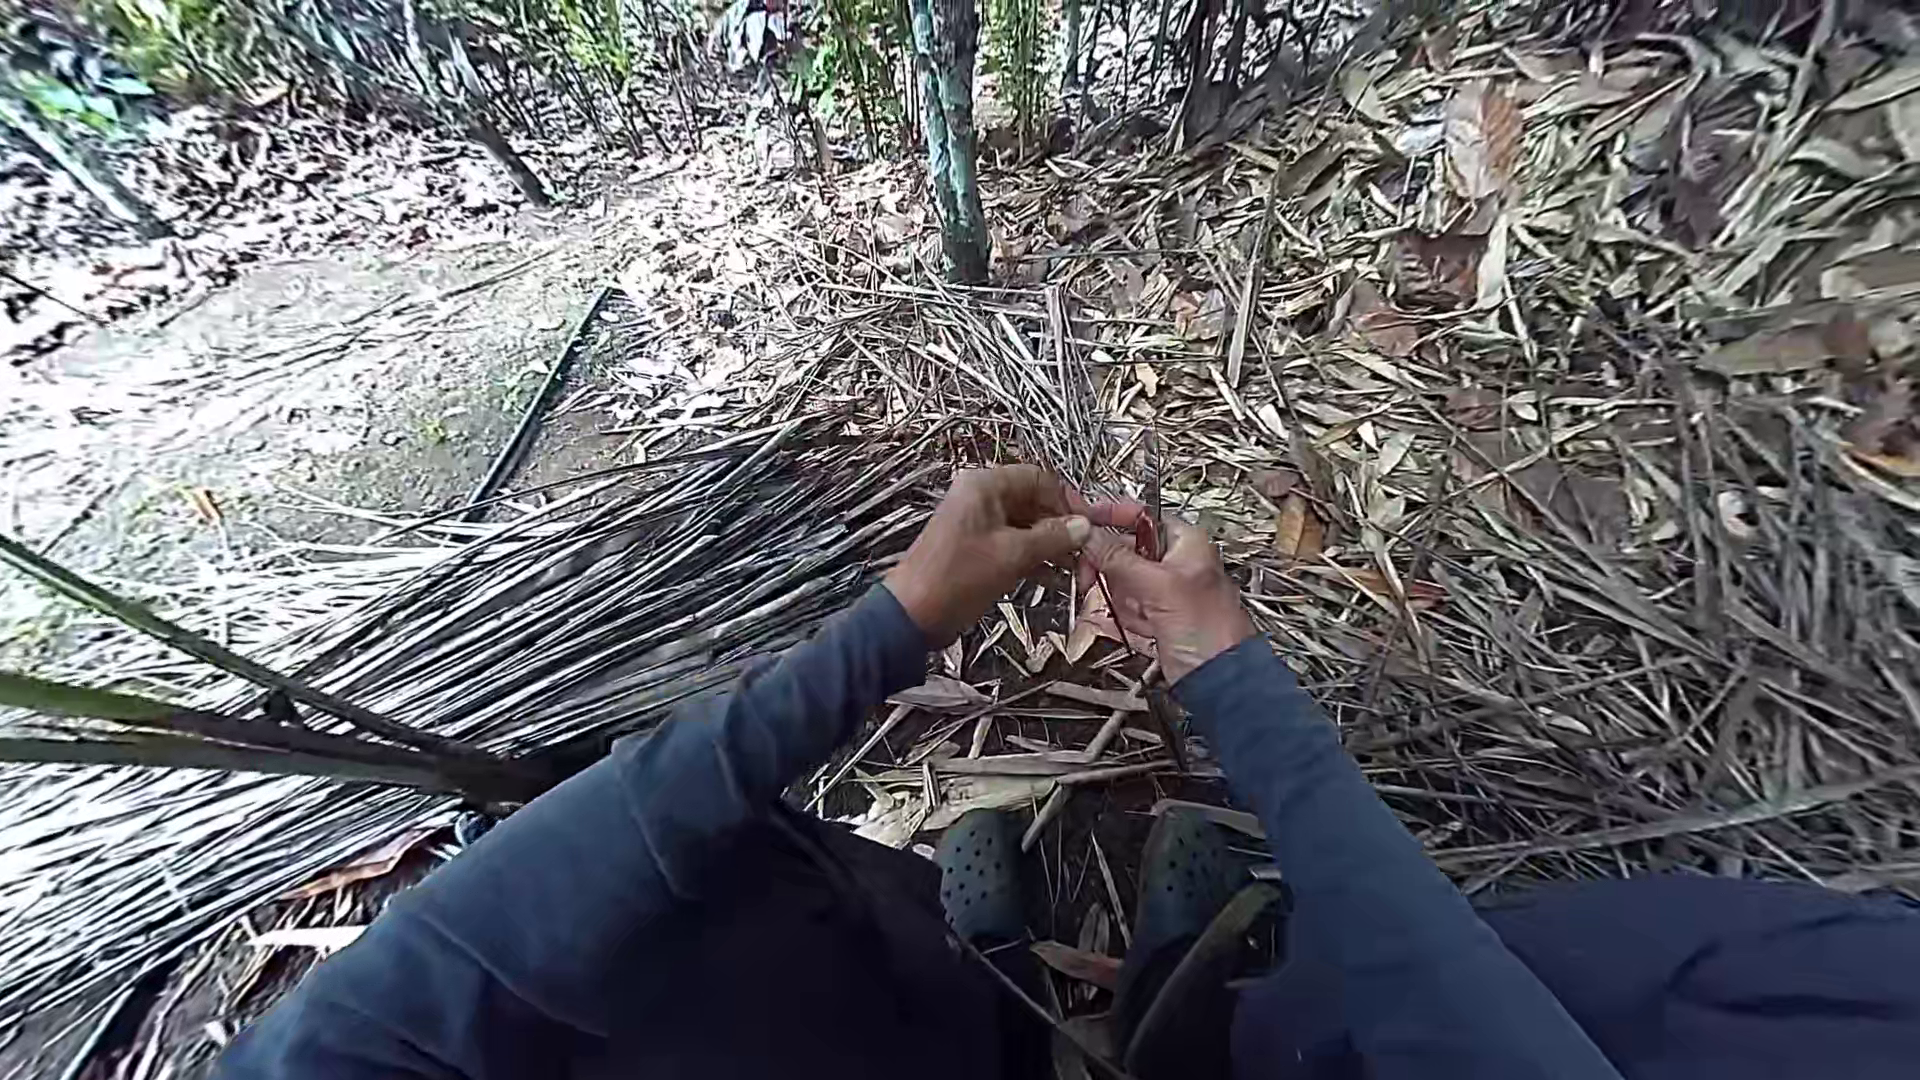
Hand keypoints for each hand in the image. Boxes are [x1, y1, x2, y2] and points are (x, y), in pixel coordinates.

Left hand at [885, 466, 1092, 646]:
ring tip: (1073, 566)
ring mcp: (976, 522)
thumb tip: (1084, 526)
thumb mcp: (1014, 554)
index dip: (1065, 499)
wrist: (915, 614)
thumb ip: (1053, 536)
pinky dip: (1031, 556)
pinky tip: (1052, 576)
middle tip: (1083, 550)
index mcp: (984, 485)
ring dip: (1048, 543)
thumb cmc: (960, 576)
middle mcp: (980, 497)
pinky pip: (1011, 542)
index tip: (1087, 524)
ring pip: (1024, 524)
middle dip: (1059, 525)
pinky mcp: (975, 547)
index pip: (1037, 477)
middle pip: (1032, 500)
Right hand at [1078, 501, 1256, 682]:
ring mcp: (1164, 589)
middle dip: (1113, 572)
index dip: (1110, 517)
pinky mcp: (1156, 614)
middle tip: (1093, 580)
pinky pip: (1125, 605)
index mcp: (1185, 542)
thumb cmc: (1209, 632)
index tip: (1083, 522)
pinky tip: (1147, 628)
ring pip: (1119, 580)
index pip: (1139, 516)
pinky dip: (1129, 617)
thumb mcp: (1157, 586)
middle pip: (1122, 550)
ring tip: (1144, 615)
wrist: (1220, 682)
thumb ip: (1117, 557)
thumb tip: (1087, 534)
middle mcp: (1174, 561)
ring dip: (1123, 600)